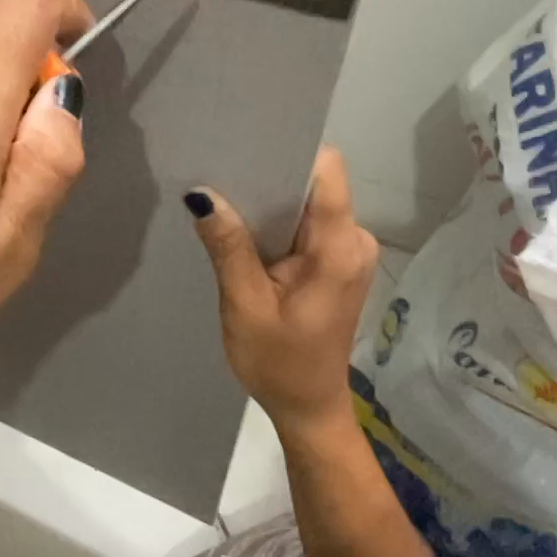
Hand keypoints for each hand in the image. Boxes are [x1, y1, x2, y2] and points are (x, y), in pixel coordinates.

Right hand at [187, 146, 378, 433]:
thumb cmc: (278, 362)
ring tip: (225, 205)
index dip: (288, 151)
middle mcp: (354, 240)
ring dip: (269, 204)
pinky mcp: (338, 263)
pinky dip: (277, 226)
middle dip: (269, 178)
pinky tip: (245, 235)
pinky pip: (307, 227)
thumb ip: (228, 246)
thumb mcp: (244, 305)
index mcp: (338, 247)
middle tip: (219, 178)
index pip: (324, 170)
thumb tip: (202, 194)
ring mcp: (349, 251)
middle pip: (314, 184)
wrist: (308, 407)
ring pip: (307, 205)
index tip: (243, 148)